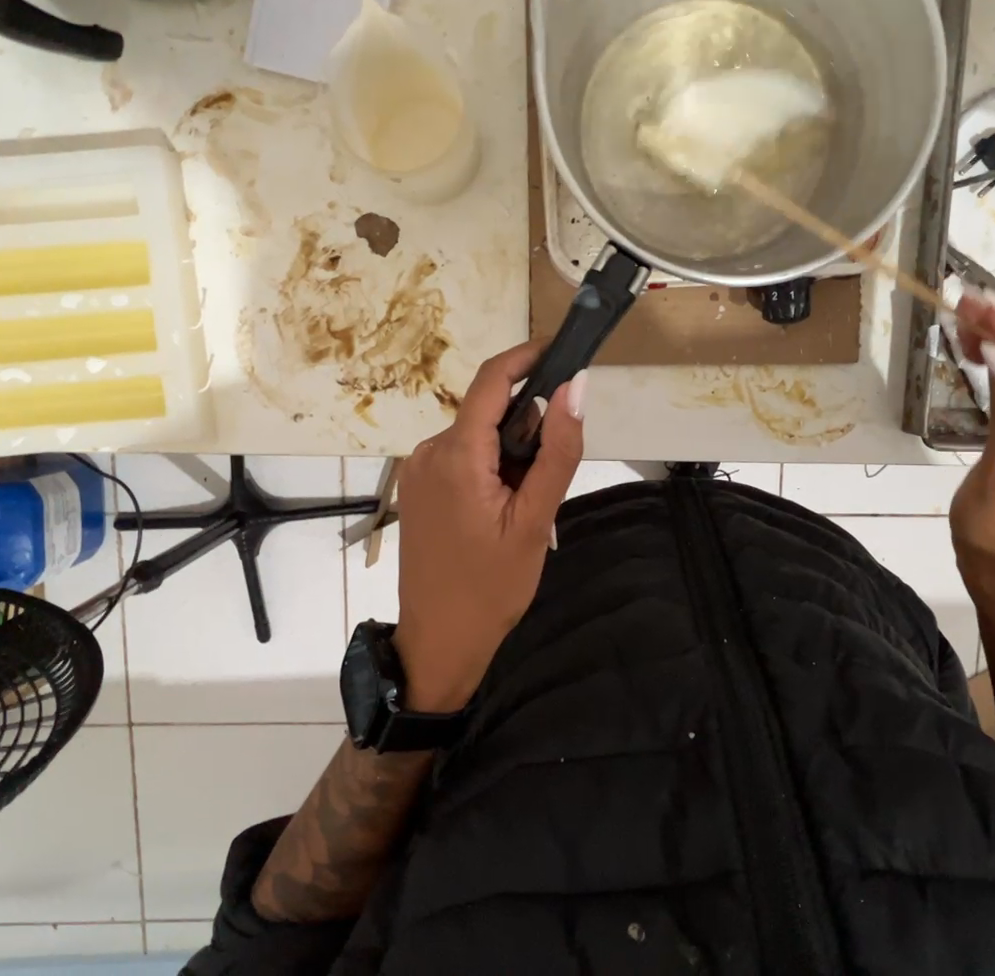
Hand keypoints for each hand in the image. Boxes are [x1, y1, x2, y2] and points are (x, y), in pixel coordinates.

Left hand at [393, 342, 586, 712]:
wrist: (438, 642)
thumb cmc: (491, 588)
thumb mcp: (535, 520)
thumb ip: (557, 451)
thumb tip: (576, 387)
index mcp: (455, 455)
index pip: (492, 381)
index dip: (528, 356)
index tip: (564, 351)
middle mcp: (428, 451)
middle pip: (487, 412)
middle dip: (527, 427)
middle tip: (550, 479)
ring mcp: (418, 471)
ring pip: (477, 438)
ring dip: (510, 454)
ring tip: (526, 509)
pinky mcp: (418, 490)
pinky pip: (462, 459)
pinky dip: (491, 469)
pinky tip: (501, 514)